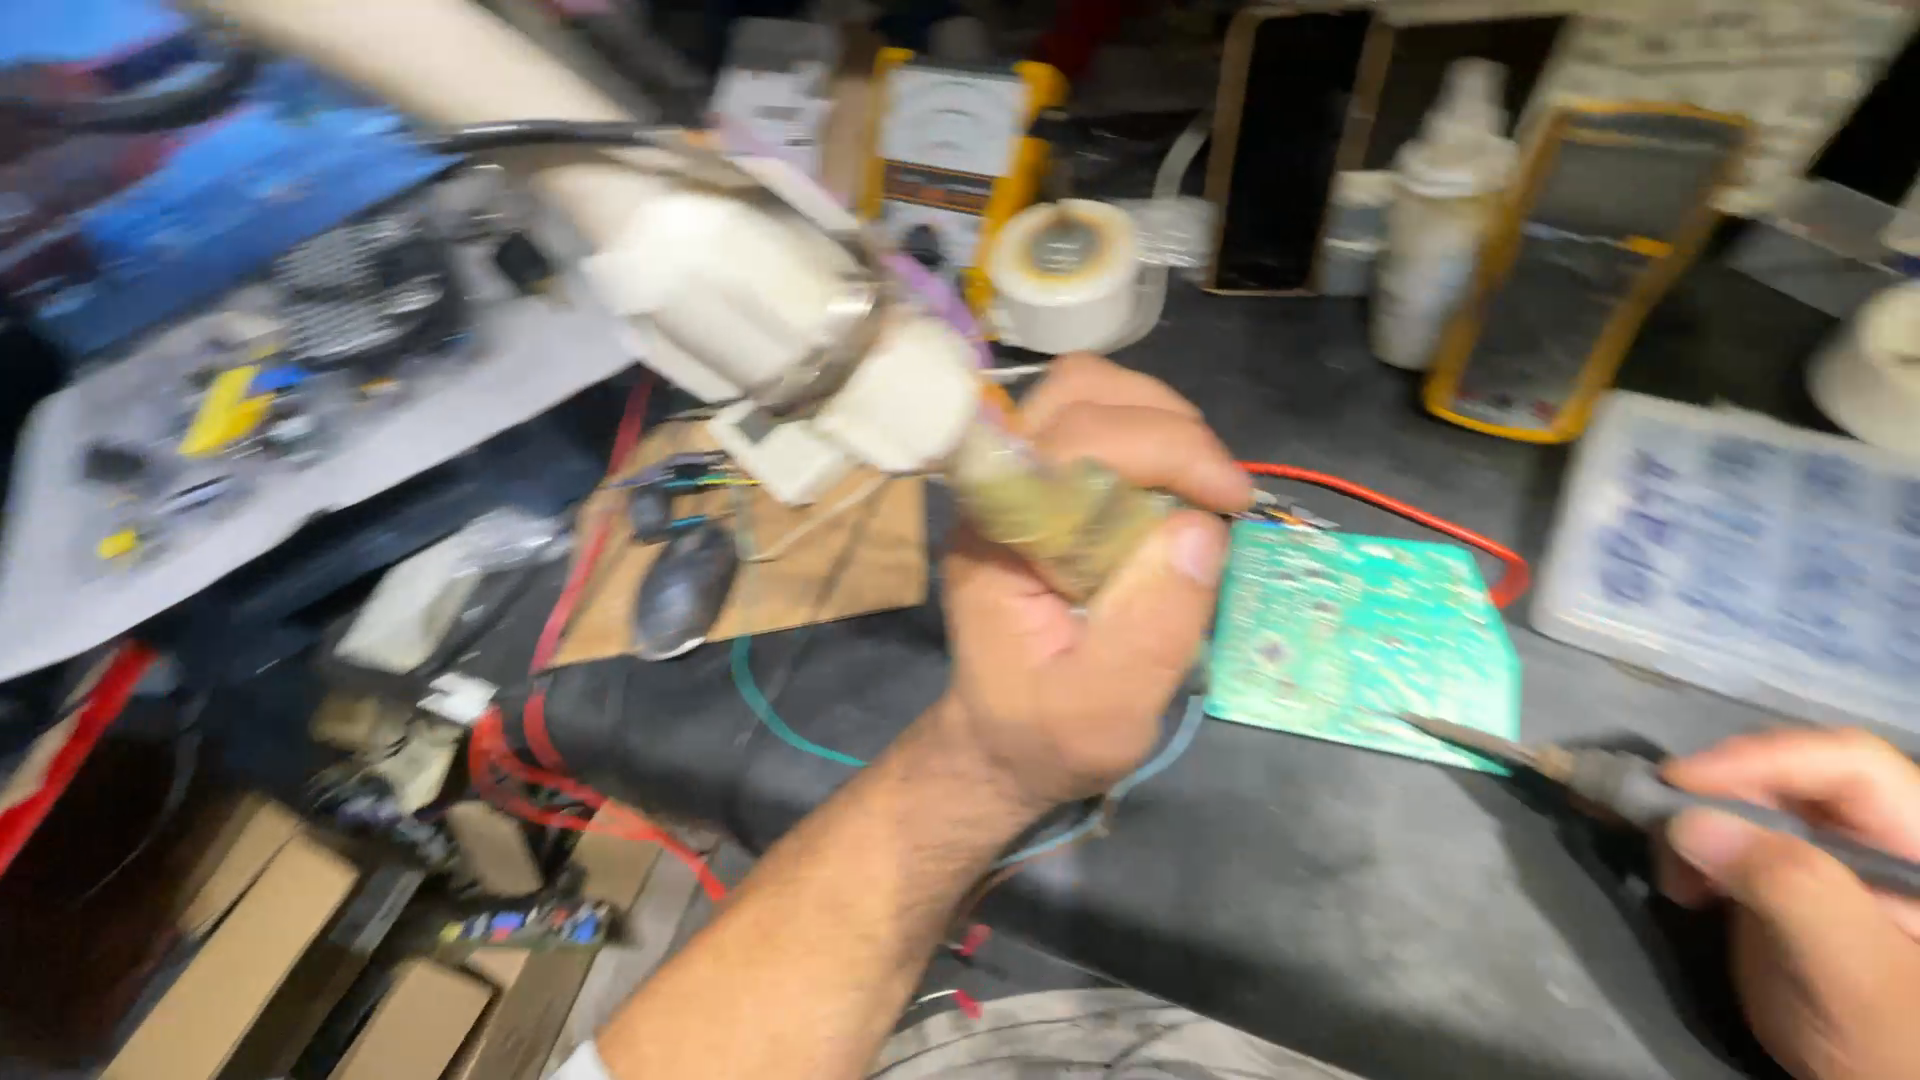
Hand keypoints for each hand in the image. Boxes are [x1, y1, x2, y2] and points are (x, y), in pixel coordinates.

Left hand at [928, 354, 1251, 811]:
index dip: (1160, 447)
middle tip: (1224, 493)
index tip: (1229, 499)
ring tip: (1207, 487)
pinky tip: (1180, 491)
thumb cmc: (1044, 736)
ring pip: (1086, 398)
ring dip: (1162, 425)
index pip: (1069, 441)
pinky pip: (1096, 428)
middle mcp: (997, 496)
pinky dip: (1152, 441)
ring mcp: (1017, 487)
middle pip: (1076, 396)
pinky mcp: (1042, 494)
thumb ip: (1151, 627)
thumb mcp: (1106, 710)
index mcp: (995, 538)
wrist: (999, 746)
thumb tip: (1203, 528)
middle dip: (1168, 428)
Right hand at [1658, 729, 1919, 1079]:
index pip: (1849, 765)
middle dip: (1713, 796)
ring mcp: (1837, 857)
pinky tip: (1678, 882)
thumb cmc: (1896, 1045)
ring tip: (1676, 879)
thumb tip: (1689, 821)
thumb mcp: (1853, 975)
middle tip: (1658, 829)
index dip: (1763, 759)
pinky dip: (1686, 843)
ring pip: (1748, 801)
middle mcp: (1887, 839)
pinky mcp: (1790, 875)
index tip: (1678, 782)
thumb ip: (1792, 892)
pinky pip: (1728, 831)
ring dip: (1691, 825)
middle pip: (1790, 776)